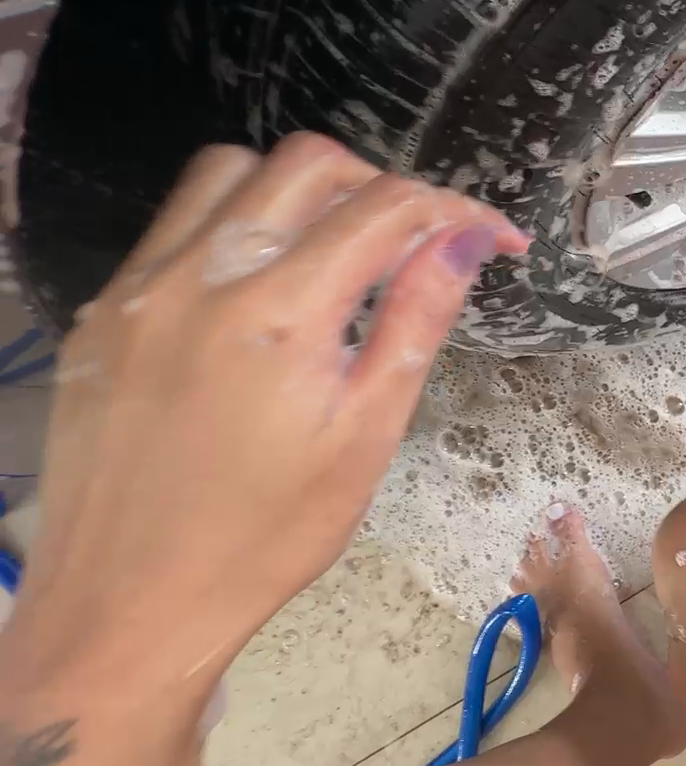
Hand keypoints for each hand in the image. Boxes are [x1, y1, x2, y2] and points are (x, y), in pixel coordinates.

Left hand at [12, 132, 528, 689]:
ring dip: (310, 190)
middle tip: (430, 243)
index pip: (388, 210)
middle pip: (309, 164)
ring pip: (232, 172)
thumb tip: (468, 241)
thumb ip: (419, 316)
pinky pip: (179, 220)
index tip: (501, 242)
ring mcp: (136, 288)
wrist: (131, 600)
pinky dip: (247, 218)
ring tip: (353, 247)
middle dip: (390, 188)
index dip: (461, 212)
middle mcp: (197, 277)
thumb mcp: (374, 425)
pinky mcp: (104, 310)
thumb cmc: (279, 525)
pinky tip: (278, 278)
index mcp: (279, 313)